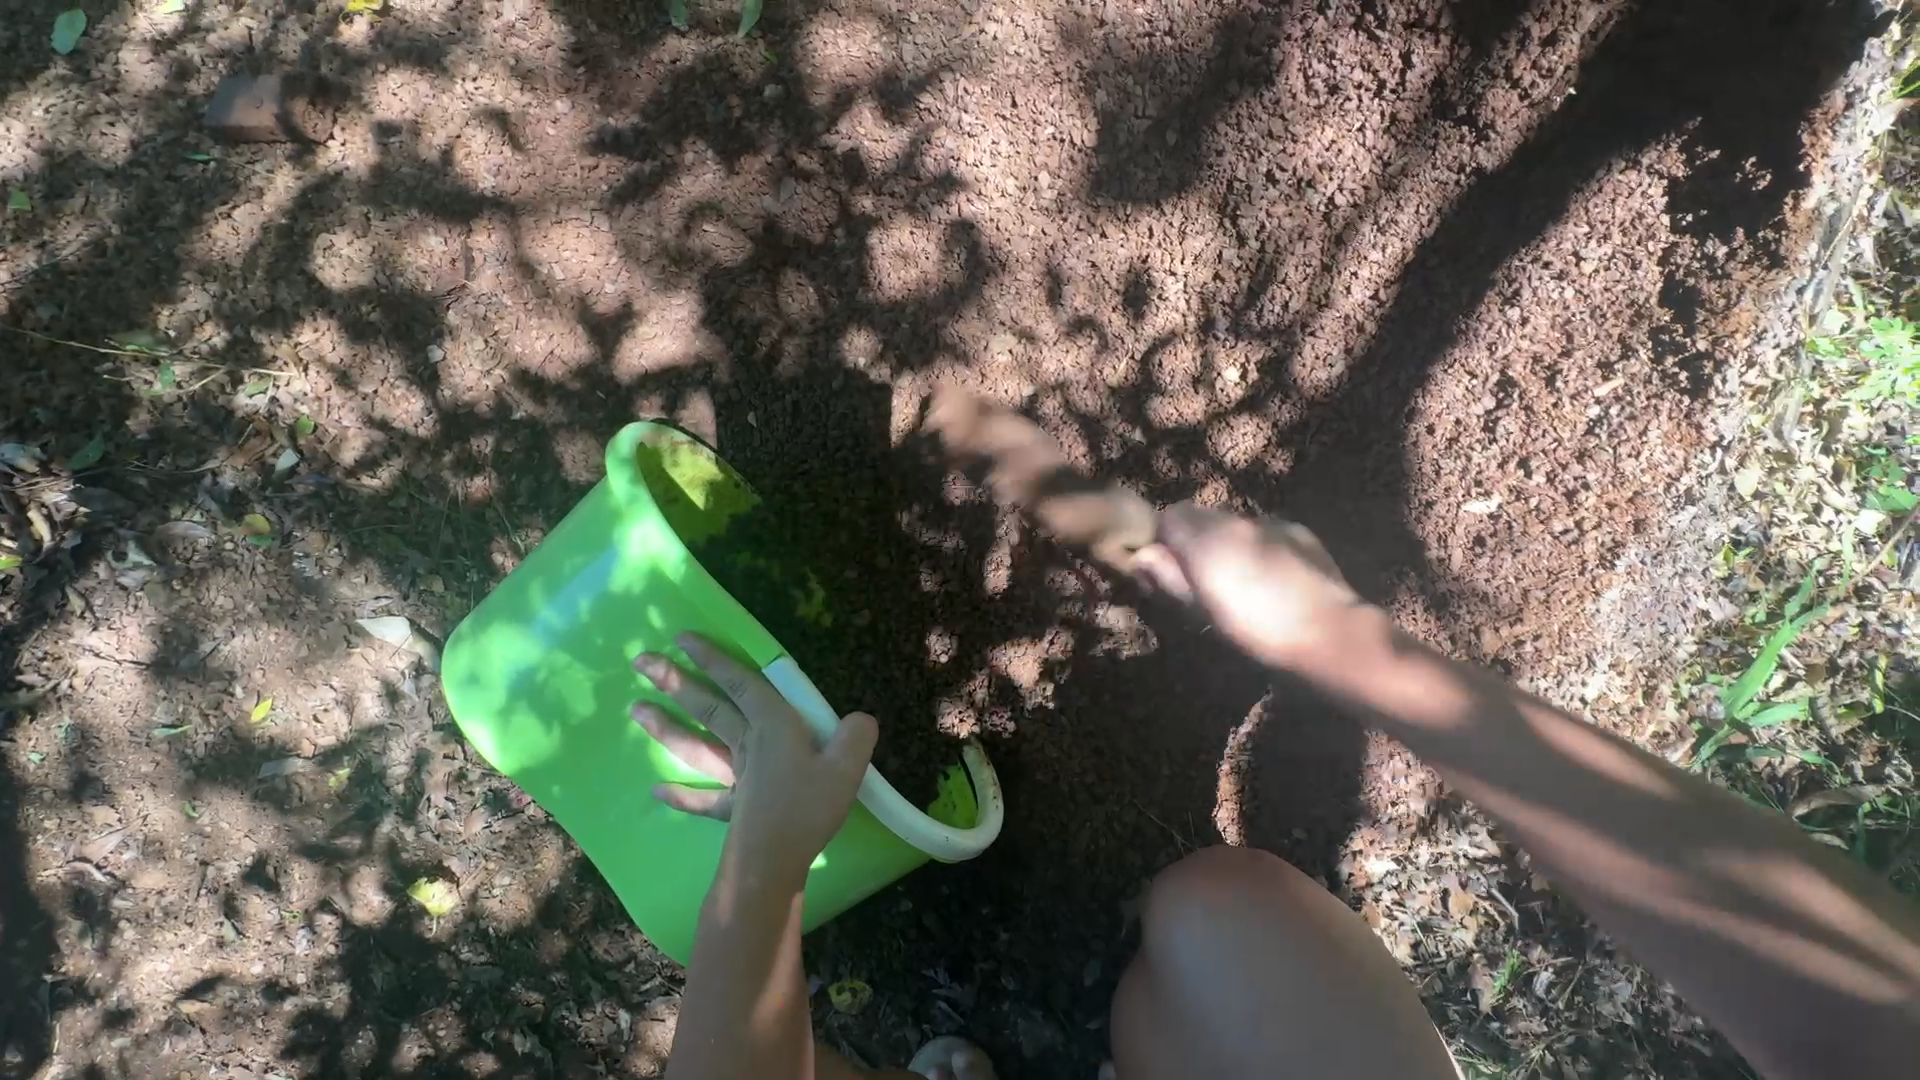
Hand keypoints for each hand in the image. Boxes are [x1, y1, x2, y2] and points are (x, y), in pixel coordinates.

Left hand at [632, 634, 876, 881]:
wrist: (773, 861)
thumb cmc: (807, 808)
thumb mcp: (847, 766)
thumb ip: (856, 735)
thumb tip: (861, 719)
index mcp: (773, 726)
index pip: (740, 683)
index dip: (714, 659)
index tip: (683, 637)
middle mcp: (747, 744)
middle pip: (708, 707)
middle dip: (676, 682)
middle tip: (641, 662)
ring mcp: (734, 778)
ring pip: (696, 745)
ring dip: (665, 727)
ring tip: (635, 709)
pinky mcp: (731, 810)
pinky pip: (703, 800)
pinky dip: (680, 796)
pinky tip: (655, 790)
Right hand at [1131, 502, 1364, 667]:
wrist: (1331, 636)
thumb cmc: (1258, 631)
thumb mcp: (1202, 612)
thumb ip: (1169, 577)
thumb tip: (1141, 556)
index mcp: (1208, 539)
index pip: (1169, 516)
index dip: (1162, 541)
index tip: (1165, 572)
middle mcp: (1237, 521)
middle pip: (1199, 516)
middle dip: (1191, 540)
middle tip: (1198, 580)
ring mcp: (1271, 523)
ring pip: (1230, 524)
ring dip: (1223, 543)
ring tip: (1236, 583)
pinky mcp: (1298, 532)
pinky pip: (1262, 532)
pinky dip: (1254, 547)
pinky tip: (1268, 579)